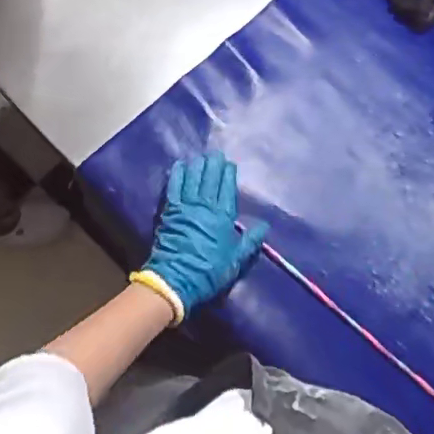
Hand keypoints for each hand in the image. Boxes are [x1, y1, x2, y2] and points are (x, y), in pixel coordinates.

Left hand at [139, 154, 267, 323]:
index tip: (230, 164)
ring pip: (193, 179)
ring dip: (197, 166)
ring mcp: (186, 206)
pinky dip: (177, 174)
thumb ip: (250, 241)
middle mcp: (205, 207)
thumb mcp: (236, 261)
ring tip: (201, 156)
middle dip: (214, 165)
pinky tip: (179, 165)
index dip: (228, 175)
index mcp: (222, 218)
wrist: (177, 278)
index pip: (227, 189)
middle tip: (216, 154)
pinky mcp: (170, 210)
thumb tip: (264, 226)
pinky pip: (173, 187)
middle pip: (210, 179)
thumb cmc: (209, 272)